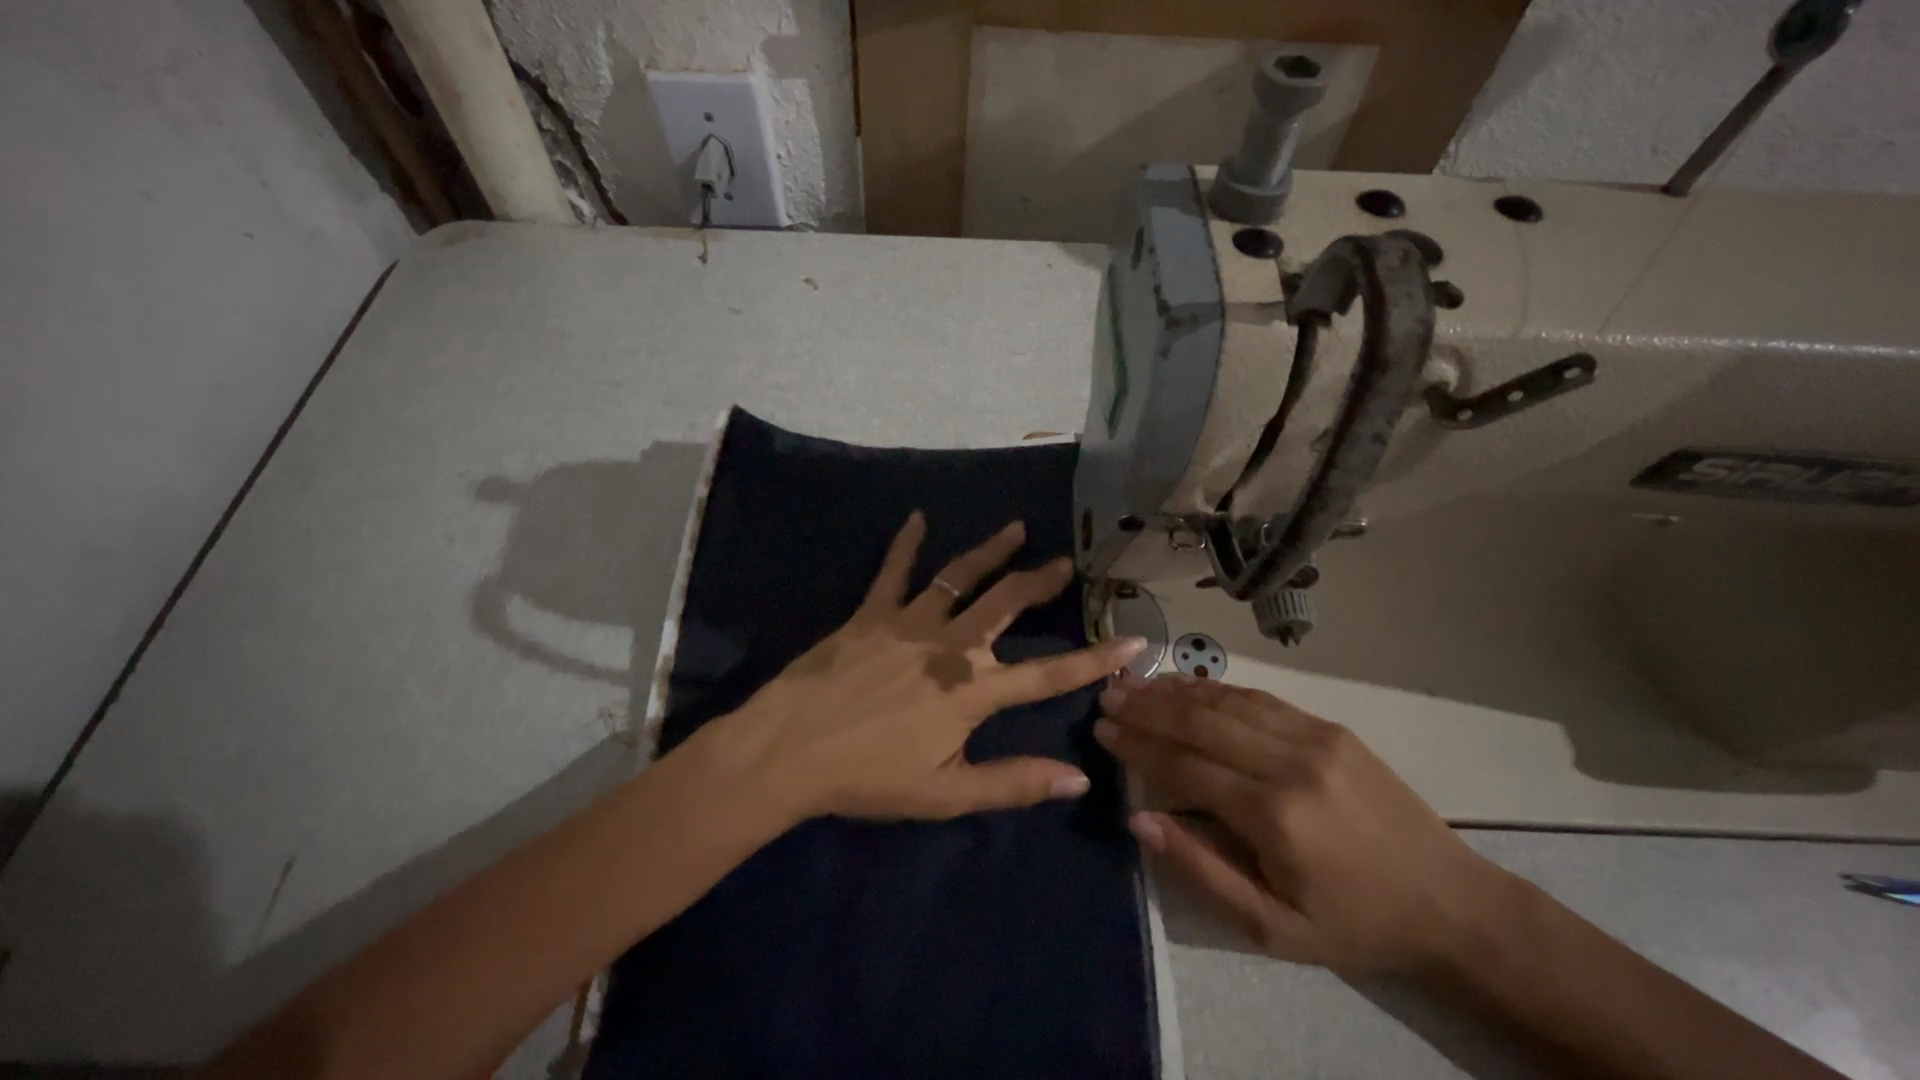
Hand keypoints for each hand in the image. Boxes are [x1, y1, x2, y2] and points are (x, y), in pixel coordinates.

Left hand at [707, 511, 1146, 822]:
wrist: (789, 749)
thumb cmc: (868, 778)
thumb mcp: (946, 793)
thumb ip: (1013, 783)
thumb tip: (1078, 778)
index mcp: (974, 692)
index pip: (1049, 674)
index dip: (1096, 659)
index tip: (1135, 640)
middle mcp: (950, 647)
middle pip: (1007, 604)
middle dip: (1040, 581)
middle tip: (1065, 562)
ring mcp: (909, 624)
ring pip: (960, 576)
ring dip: (990, 551)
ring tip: (1015, 528)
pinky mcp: (870, 615)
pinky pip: (893, 572)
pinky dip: (906, 544)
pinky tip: (915, 518)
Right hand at [1095, 677, 1514, 975]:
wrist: (1450, 903)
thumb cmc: (1353, 924)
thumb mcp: (1271, 928)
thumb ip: (1201, 871)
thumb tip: (1139, 820)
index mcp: (1273, 816)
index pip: (1185, 767)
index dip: (1138, 746)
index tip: (1100, 730)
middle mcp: (1290, 763)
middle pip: (1202, 722)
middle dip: (1148, 709)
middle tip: (1106, 697)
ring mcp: (1315, 738)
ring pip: (1229, 702)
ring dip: (1176, 691)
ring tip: (1135, 683)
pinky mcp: (1333, 730)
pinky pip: (1262, 700)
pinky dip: (1218, 688)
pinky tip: (1189, 685)